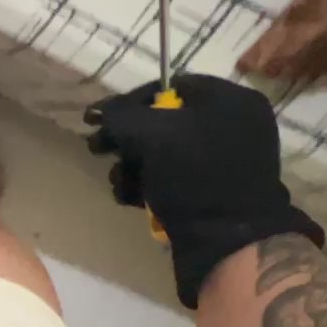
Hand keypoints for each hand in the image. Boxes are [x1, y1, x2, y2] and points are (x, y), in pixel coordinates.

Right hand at [84, 74, 322, 308]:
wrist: (226, 240)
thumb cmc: (196, 179)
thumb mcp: (156, 138)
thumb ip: (124, 119)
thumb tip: (97, 111)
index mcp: (229, 101)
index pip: (171, 86)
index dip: (131, 102)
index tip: (98, 121)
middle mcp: (228, 126)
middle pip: (162, 122)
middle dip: (126, 140)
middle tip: (98, 152)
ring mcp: (218, 162)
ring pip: (159, 154)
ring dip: (130, 168)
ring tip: (120, 185)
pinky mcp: (205, 192)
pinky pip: (167, 179)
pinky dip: (144, 187)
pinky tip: (132, 200)